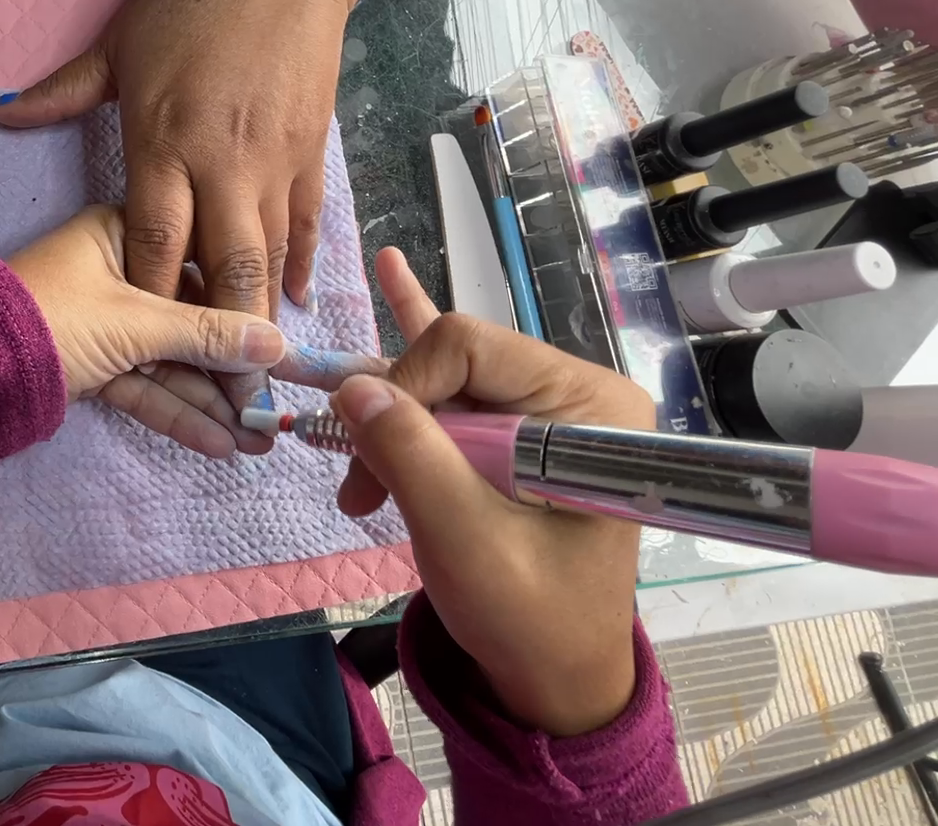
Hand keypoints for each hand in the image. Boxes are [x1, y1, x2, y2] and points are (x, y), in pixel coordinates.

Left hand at [0, 0, 373, 336]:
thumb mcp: (116, 45)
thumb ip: (59, 94)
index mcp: (163, 142)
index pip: (153, 241)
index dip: (149, 298)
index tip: (142, 344)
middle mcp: (219, 162)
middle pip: (219, 265)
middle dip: (220, 331)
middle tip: (220, 386)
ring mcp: (272, 159)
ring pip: (267, 253)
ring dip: (261, 312)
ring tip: (256, 363)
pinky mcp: (313, 149)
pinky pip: (306, 221)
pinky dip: (301, 263)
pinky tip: (293, 299)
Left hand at [7, 207, 284, 458]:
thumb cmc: (52, 320)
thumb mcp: (133, 321)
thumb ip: (206, 334)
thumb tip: (279, 344)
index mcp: (122, 235)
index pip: (199, 268)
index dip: (243, 311)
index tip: (283, 352)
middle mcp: (117, 273)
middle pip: (187, 322)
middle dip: (230, 371)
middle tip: (273, 411)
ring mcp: (103, 322)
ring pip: (167, 361)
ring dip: (209, 401)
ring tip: (258, 440)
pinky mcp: (91, 363)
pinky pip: (142, 385)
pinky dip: (174, 412)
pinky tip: (218, 442)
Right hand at [332, 248, 654, 735]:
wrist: (549, 667)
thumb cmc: (525, 614)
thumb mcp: (463, 538)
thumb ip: (410, 455)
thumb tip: (351, 386)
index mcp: (587, 410)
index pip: (467, 348)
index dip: (404, 389)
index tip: (374, 456)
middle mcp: (569, 392)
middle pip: (446, 360)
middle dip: (391, 417)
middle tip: (359, 484)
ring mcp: (539, 404)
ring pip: (434, 374)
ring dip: (384, 418)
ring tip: (349, 462)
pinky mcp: (511, 421)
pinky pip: (451, 369)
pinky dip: (409, 340)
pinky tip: (391, 270)